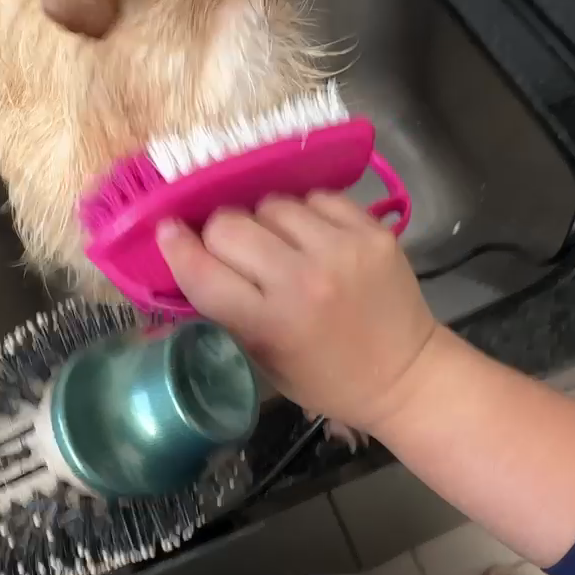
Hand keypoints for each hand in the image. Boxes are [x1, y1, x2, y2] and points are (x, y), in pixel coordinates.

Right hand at [157, 192, 441, 432]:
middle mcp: (304, 279)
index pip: (202, 270)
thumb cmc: (325, 378)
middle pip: (229, 224)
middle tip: (234, 249)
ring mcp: (342, 249)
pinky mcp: (371, 231)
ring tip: (278, 241)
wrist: (406, 374)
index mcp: (271, 323)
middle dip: (220, 234)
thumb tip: (190, 254)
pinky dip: (304, 212)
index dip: (176, 246)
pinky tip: (312, 234)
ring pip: (270, 202)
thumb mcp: (263, 358)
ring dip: (263, 220)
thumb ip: (227, 308)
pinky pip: (315, 196)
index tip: (168, 230)